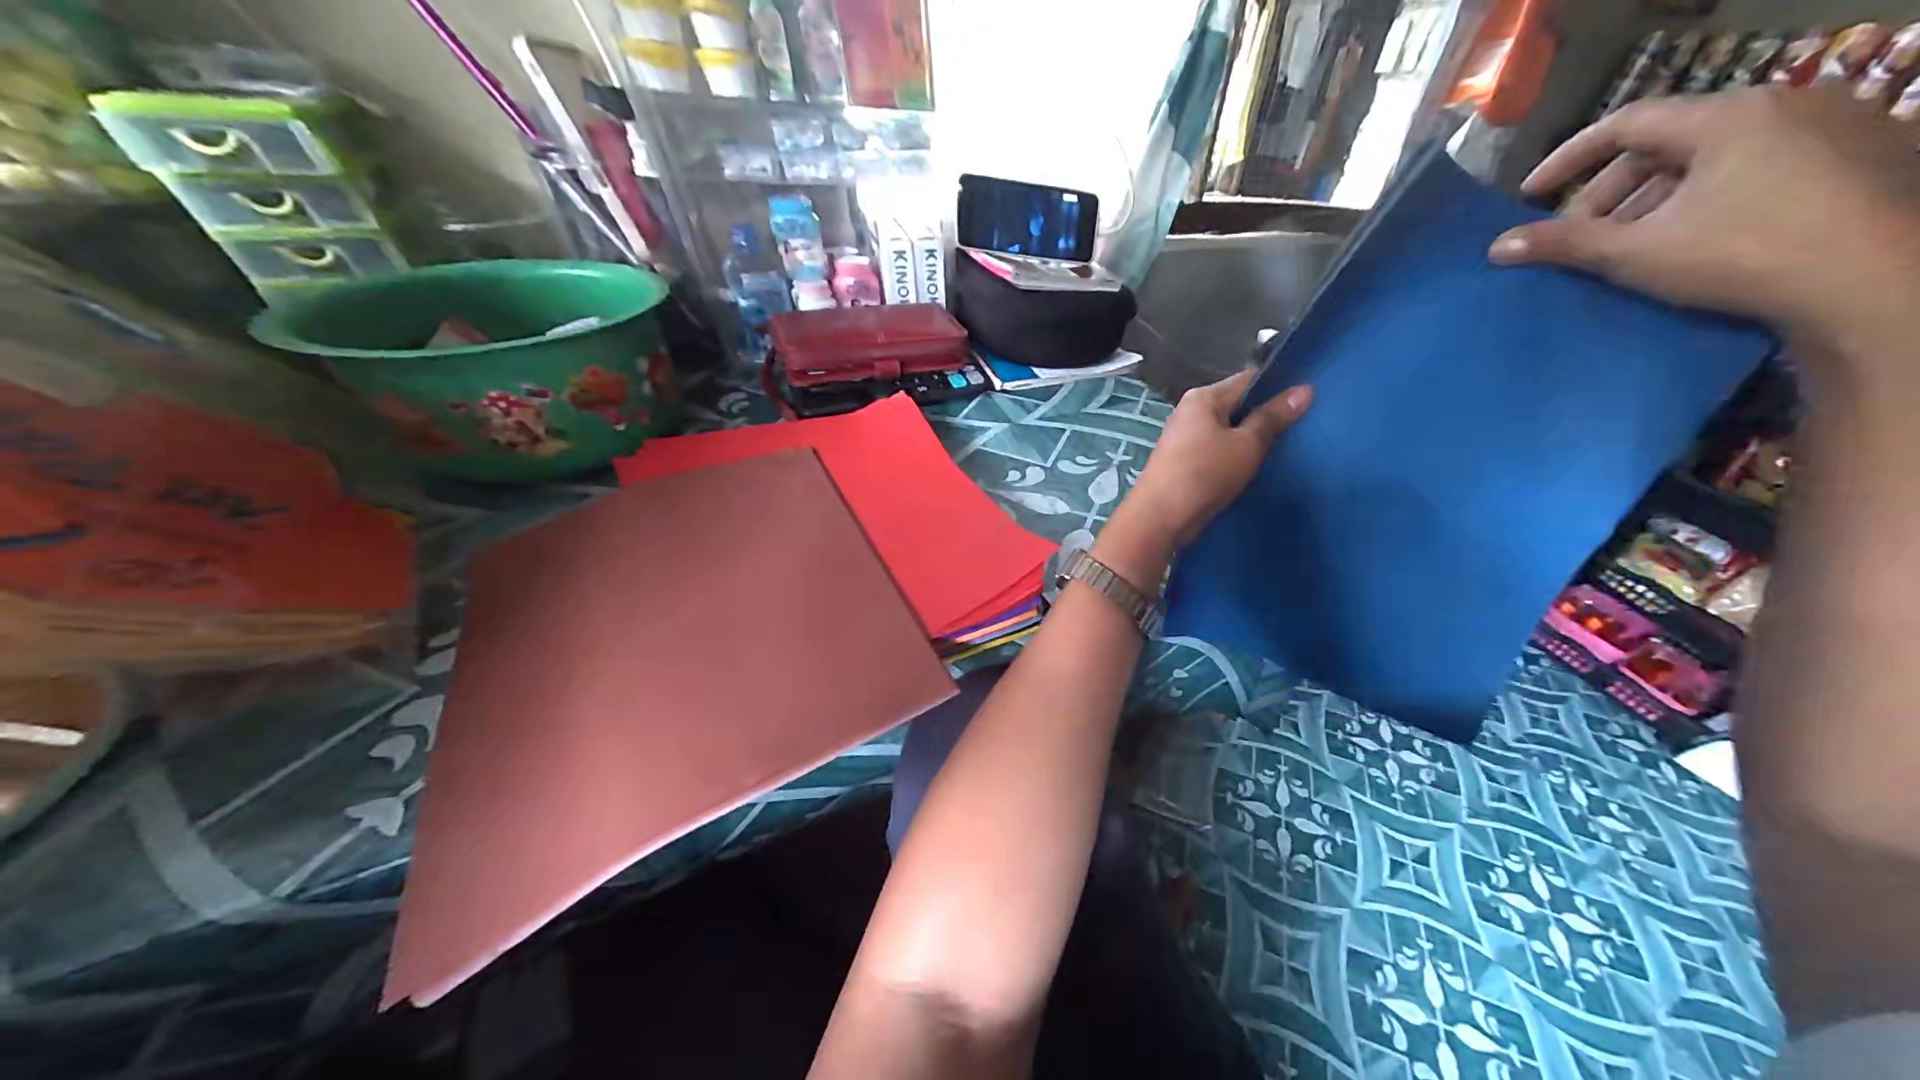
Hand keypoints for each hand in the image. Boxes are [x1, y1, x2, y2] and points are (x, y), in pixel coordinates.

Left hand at [1094, 369, 1311, 586]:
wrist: (1159, 519)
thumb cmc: (1204, 475)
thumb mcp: (1247, 445)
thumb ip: (1273, 418)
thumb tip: (1304, 390)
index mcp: (1203, 397)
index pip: (1248, 380)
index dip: (1279, 387)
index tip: (1309, 400)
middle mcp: (1190, 412)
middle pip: (1237, 405)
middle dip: (1266, 416)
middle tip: (1303, 427)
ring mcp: (1184, 438)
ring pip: (1228, 431)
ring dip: (1251, 439)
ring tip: (1285, 448)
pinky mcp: (1183, 462)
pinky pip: (1217, 450)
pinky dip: (1235, 456)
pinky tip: (1255, 467)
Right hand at [1489, 87, 1919, 385]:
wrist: (1877, 283)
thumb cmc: (1745, 255)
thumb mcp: (1638, 252)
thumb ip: (1565, 244)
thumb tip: (1497, 247)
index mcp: (1727, 116)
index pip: (1625, 123)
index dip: (1568, 159)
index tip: (1530, 194)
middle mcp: (1783, 104)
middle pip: (1669, 142)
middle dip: (1614, 191)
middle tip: (1582, 235)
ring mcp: (1832, 125)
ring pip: (1714, 156)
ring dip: (1660, 198)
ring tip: (1632, 244)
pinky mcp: (1862, 154)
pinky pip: (1761, 165)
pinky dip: (1712, 195)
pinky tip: (1695, 236)